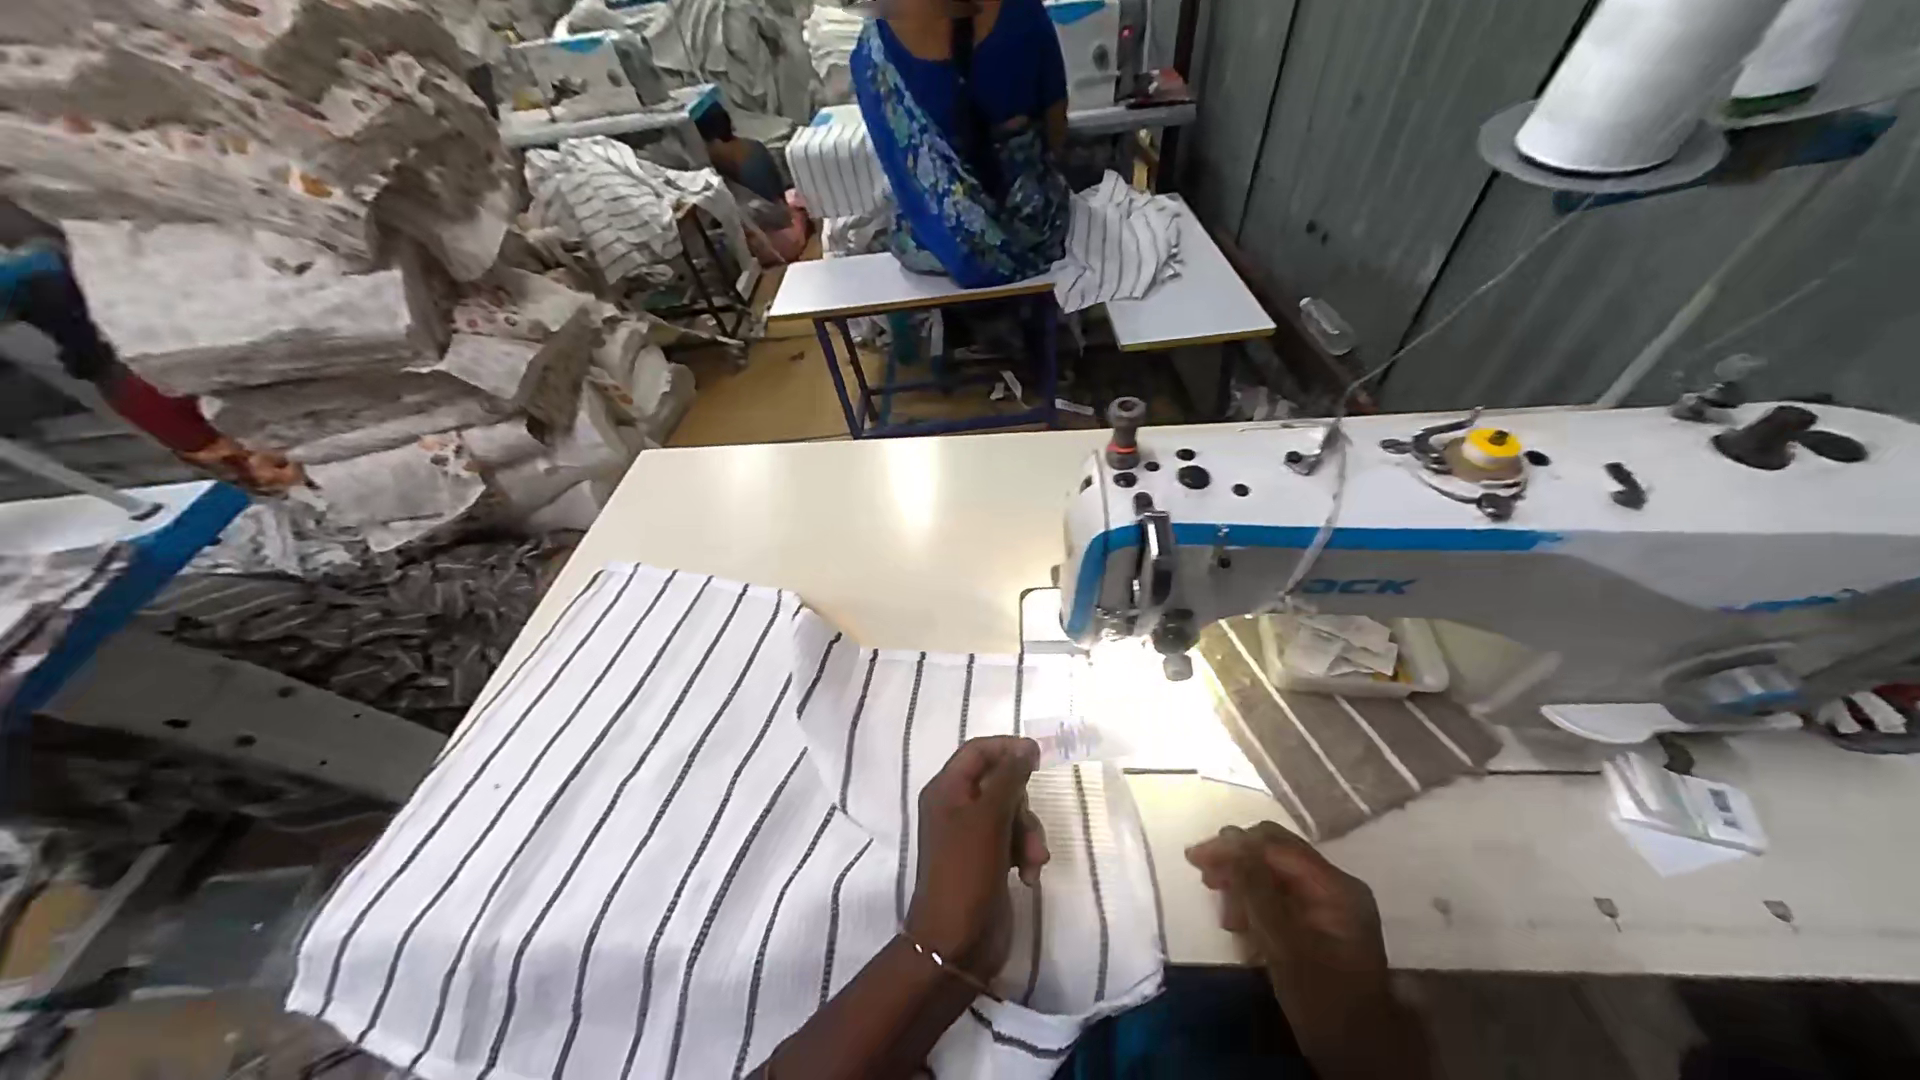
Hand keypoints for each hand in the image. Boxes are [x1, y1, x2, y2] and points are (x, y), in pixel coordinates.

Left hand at [904, 736, 1048, 979]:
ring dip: (1028, 833)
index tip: (1039, 757)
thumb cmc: (967, 872)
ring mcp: (971, 836)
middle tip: (1027, 826)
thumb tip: (1026, 747)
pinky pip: (1013, 841)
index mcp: (946, 790)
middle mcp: (956, 807)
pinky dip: (1025, 854)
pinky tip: (1029, 876)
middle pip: (999, 782)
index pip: (978, 751)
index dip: (1007, 748)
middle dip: (1022, 804)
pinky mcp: (988, 860)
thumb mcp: (989, 818)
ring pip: (1011, 813)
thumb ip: (1009, 777)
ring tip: (1033, 860)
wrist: (956, 945)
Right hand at [1185, 821, 1386, 983]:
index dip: (1234, 846)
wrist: (1361, 1062)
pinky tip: (1238, 922)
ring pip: (1273, 872)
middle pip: (1275, 853)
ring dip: (1242, 883)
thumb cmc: (1323, 1003)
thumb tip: (1229, 841)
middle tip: (1204, 877)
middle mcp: (1335, 886)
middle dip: (1236, 861)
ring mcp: (1329, 903)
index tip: (1196, 858)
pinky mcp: (1318, 921)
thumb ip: (1256, 889)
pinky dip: (1254, 901)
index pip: (1276, 846)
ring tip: (1224, 913)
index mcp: (1336, 887)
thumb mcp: (1283, 945)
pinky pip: (1279, 894)